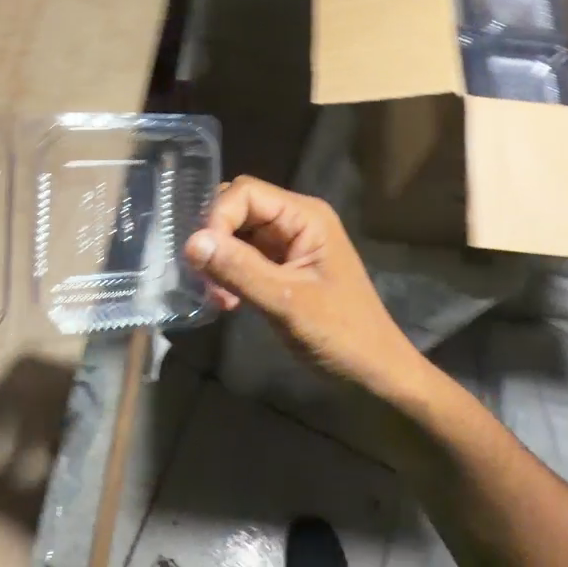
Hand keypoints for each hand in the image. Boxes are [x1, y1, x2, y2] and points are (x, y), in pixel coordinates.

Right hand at [185, 176, 420, 398]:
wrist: (376, 375)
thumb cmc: (341, 335)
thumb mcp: (287, 303)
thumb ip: (239, 270)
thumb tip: (191, 242)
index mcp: (305, 216)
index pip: (245, 192)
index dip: (217, 217)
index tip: (201, 258)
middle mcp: (295, 220)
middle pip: (238, 207)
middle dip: (215, 237)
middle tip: (204, 278)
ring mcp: (288, 243)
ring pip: (237, 232)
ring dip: (220, 260)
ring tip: (216, 296)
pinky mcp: (281, 267)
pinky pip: (243, 256)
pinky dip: (229, 274)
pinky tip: (225, 302)